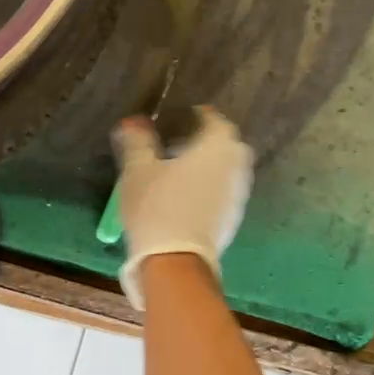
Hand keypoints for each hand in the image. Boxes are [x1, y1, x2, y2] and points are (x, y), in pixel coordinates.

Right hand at [112, 105, 252, 308]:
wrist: (175, 258)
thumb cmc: (156, 205)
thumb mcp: (137, 170)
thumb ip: (137, 141)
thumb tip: (134, 121)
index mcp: (217, 145)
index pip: (211, 118)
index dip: (191, 116)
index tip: (172, 119)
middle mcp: (236, 164)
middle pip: (221, 143)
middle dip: (199, 140)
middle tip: (171, 145)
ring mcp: (238, 192)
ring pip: (223, 167)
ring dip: (203, 164)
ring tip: (173, 172)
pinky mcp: (232, 215)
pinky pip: (220, 189)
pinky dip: (205, 185)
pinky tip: (181, 197)